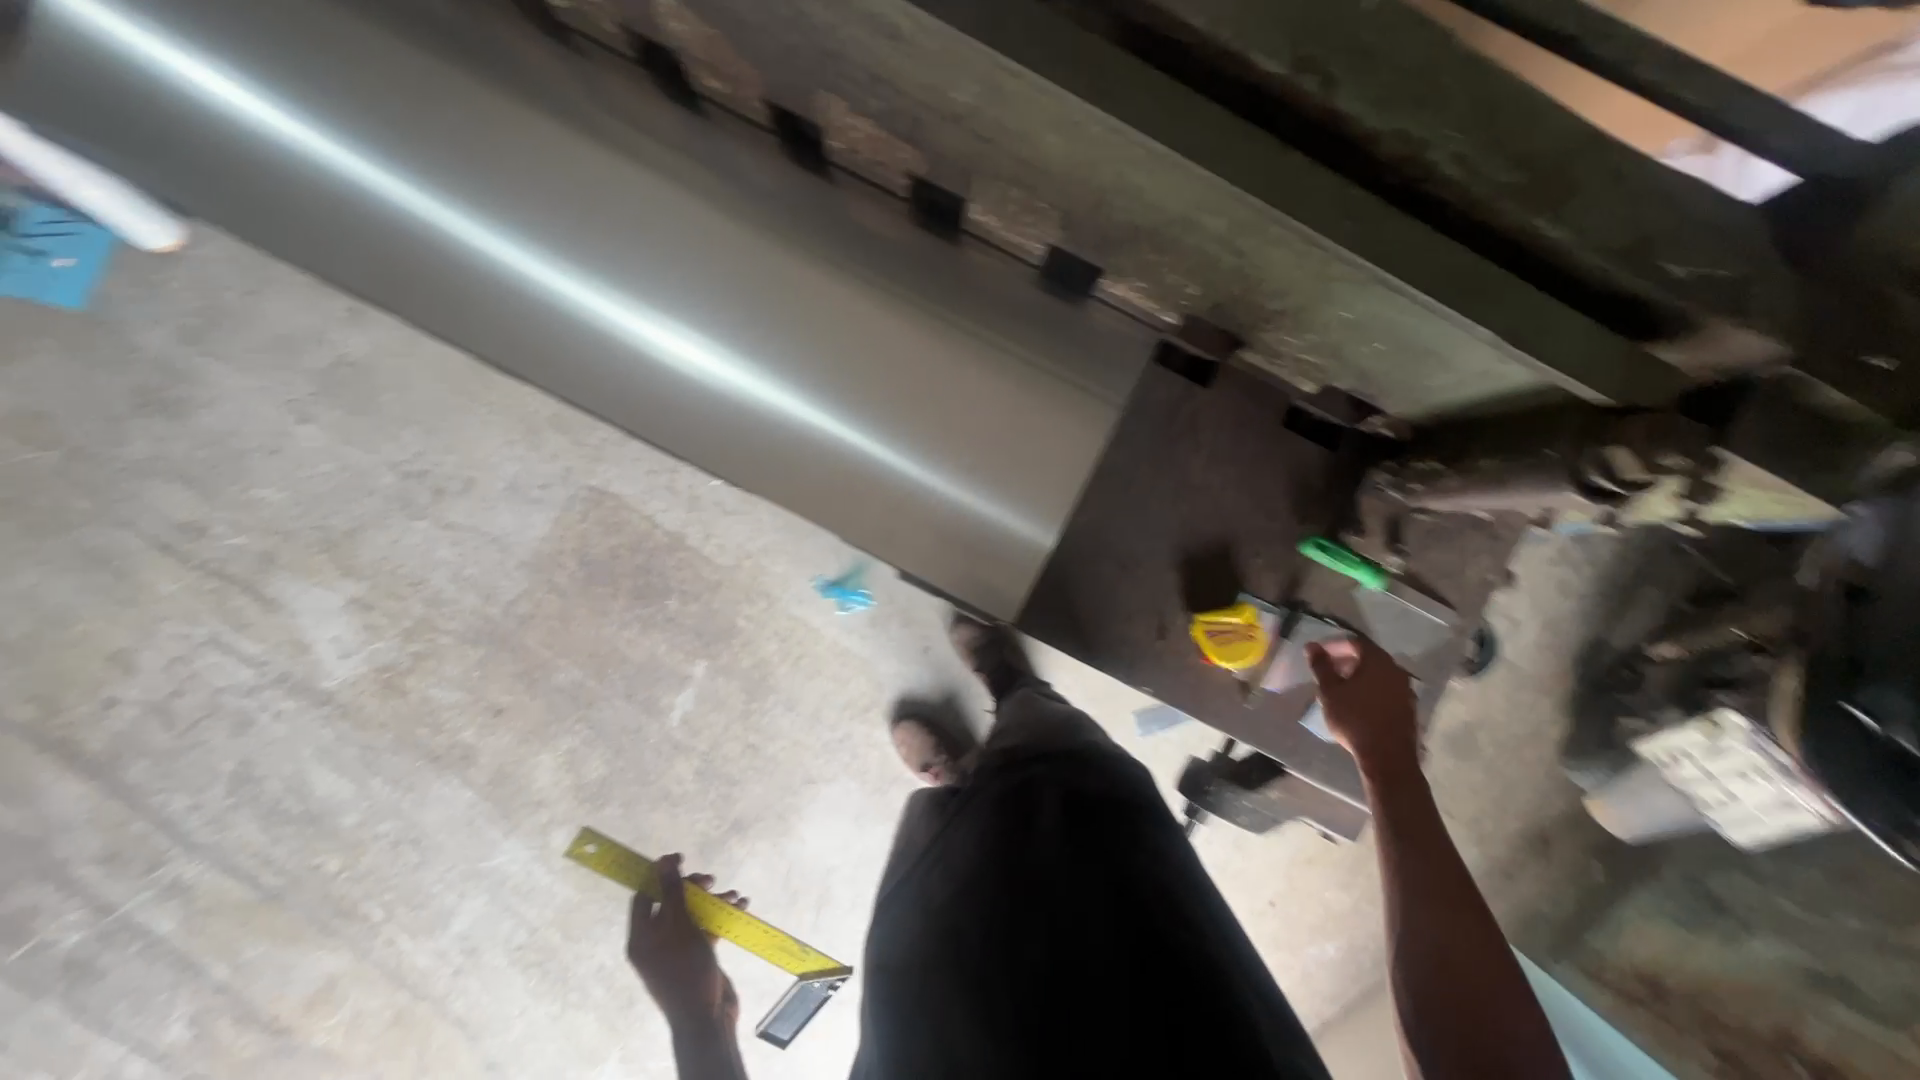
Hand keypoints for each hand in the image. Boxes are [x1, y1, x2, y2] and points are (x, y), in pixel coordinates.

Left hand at [627, 853, 748, 1031]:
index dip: (659, 874)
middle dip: (692, 887)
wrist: (706, 1018)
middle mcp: (655, 942)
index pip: (644, 895)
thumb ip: (672, 892)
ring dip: (712, 901)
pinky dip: (721, 916)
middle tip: (710, 880)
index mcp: (641, 937)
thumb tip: (662, 860)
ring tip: (733, 895)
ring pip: (692, 913)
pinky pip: (706, 927)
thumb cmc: (687, 970)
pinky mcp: (696, 956)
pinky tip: (740, 906)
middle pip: (670, 902)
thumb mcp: (679, 926)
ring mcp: (676, 950)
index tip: (681, 857)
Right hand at [1306, 635, 1418, 775]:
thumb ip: (1321, 666)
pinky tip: (1358, 702)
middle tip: (1328, 670)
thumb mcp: (1330, 691)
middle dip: (1347, 659)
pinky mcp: (1408, 707)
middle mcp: (1396, 670)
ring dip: (1359, 675)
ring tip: (1341, 687)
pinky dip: (1371, 688)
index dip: (1335, 644)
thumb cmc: (1354, 718)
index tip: (1319, 654)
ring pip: (1379, 674)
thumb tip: (1312, 645)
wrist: (1387, 755)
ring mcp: (1406, 689)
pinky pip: (1386, 688)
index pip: (1356, 642)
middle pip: (1369, 656)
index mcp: (1378, 661)